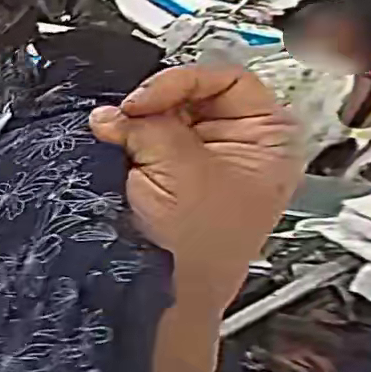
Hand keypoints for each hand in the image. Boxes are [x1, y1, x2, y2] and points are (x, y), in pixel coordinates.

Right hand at [89, 64, 300, 310]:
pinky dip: (117, 142)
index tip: (142, 100)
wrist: (166, 292)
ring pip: (156, 120)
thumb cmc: (197, 248)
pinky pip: (135, 144)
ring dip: (130, 125)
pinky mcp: (157, 175)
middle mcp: (228, 145)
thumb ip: (149, 129)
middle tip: (122, 117)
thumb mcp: (181, 171)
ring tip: (112, 136)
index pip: (225, 79)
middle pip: (187, 96)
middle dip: (149, 105)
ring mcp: (190, 160)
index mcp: (262, 138)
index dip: (181, 82)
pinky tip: (107, 147)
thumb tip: (114, 112)